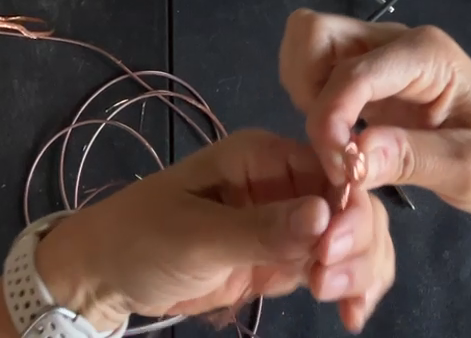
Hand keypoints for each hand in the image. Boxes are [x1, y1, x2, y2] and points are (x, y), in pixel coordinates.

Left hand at [35, 129, 395, 332]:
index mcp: (261, 155)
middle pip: (350, 202)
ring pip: (351, 235)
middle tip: (327, 283)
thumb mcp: (199, 234)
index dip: (348, 203)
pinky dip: (353, 286)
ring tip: (340, 305)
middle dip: (357, 240)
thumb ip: (262, 229)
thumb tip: (326, 215)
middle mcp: (282, 181)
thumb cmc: (145, 236)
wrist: (110, 273)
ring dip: (360, 267)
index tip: (334, 249)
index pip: (329, 166)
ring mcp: (286, 222)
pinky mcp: (282, 259)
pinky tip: (352, 314)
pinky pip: (333, 266)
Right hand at [278, 9, 470, 217]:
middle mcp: (395, 41)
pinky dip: (311, 96)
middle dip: (307, 88)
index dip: (331, 114)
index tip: (339, 167)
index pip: (353, 69)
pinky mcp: (366, 73)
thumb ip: (410, 159)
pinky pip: (316, 65)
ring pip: (309, 44)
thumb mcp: (470, 170)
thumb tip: (351, 157)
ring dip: (305, 91)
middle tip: (330, 143)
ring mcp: (377, 54)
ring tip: (334, 140)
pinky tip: (339, 135)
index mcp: (425, 52)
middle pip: (317, 32)